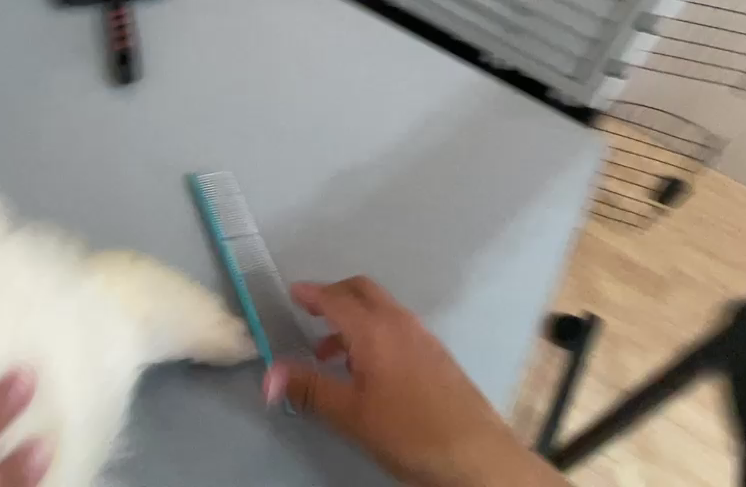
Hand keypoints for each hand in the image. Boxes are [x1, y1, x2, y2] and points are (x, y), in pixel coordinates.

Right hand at [264, 278, 565, 486]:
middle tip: (311, 312)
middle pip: (360, 290)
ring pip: (380, 307)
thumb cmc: (408, 431)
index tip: (293, 293)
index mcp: (373, 329)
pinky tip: (370, 367)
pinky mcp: (436, 352)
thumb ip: (309, 389)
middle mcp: (398, 321)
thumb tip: (268, 375)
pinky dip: (374, 329)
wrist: (477, 456)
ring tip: (332, 352)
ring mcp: (421, 334)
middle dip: (333, 295)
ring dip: (353, 316)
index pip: (335, 298)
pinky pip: (396, 324)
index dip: (311, 293)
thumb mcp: (351, 414)